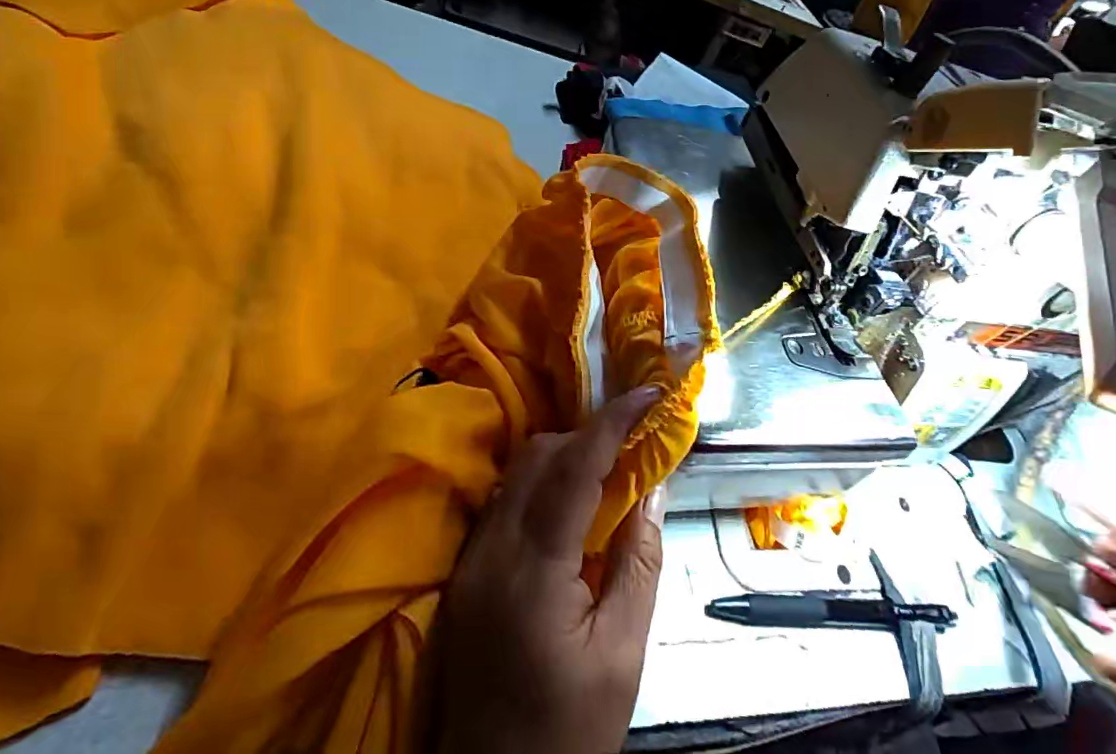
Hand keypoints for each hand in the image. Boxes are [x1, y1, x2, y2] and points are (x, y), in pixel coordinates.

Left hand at [435, 386, 667, 753]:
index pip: (573, 468)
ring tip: (606, 469)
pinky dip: (537, 486)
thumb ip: (636, 563)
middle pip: (535, 458)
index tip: (647, 394)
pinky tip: (567, 506)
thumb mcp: (621, 653)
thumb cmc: (568, 725)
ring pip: (513, 475)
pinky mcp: (464, 570)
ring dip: (560, 458)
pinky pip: (501, 503)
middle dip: (585, 436)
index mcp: (532, 566)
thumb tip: (651, 489)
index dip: (611, 422)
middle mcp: (490, 547)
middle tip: (631, 442)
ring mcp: (470, 557)